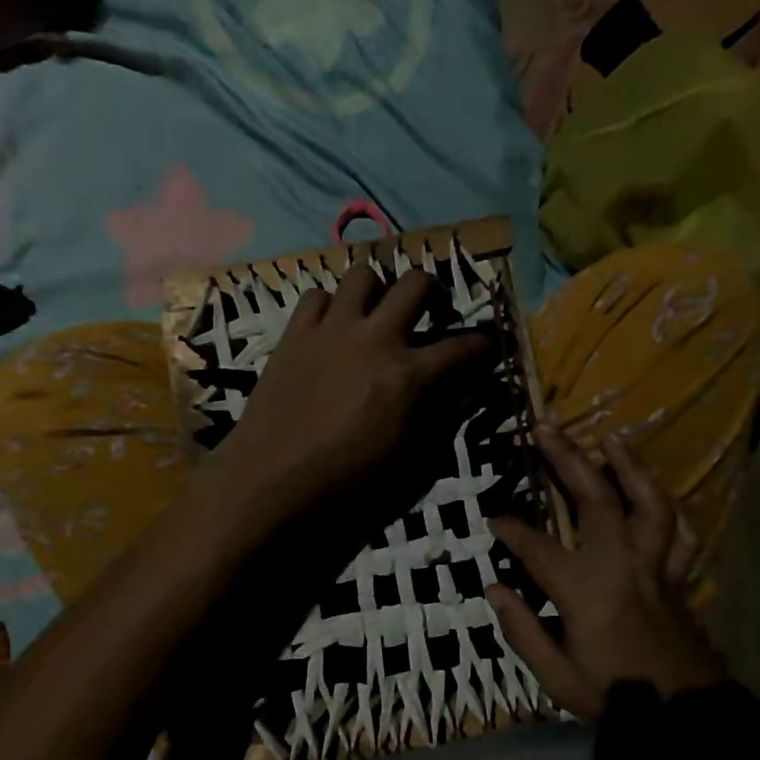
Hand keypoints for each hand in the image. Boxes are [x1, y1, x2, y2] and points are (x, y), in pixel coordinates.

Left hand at [210, 265, 491, 522]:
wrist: (271, 483)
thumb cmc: (350, 484)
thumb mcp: (415, 465)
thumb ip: (443, 423)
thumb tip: (458, 396)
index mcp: (410, 375)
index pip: (465, 347)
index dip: (485, 346)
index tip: (488, 350)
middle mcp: (375, 338)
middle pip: (418, 283)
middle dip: (438, 294)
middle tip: (435, 316)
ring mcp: (331, 330)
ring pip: (364, 275)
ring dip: (382, 291)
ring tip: (380, 316)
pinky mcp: (294, 335)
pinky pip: (318, 295)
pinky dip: (333, 306)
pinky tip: (335, 330)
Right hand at [487, 428, 725, 719]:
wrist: (682, 712)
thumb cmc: (614, 695)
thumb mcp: (556, 676)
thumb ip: (522, 630)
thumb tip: (494, 589)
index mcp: (583, 589)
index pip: (536, 548)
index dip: (511, 530)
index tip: (493, 518)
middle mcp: (619, 563)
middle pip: (594, 498)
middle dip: (566, 459)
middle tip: (545, 428)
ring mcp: (653, 564)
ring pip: (646, 503)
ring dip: (628, 466)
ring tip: (610, 438)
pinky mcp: (676, 573)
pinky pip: (679, 532)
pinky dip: (669, 508)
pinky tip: (657, 492)